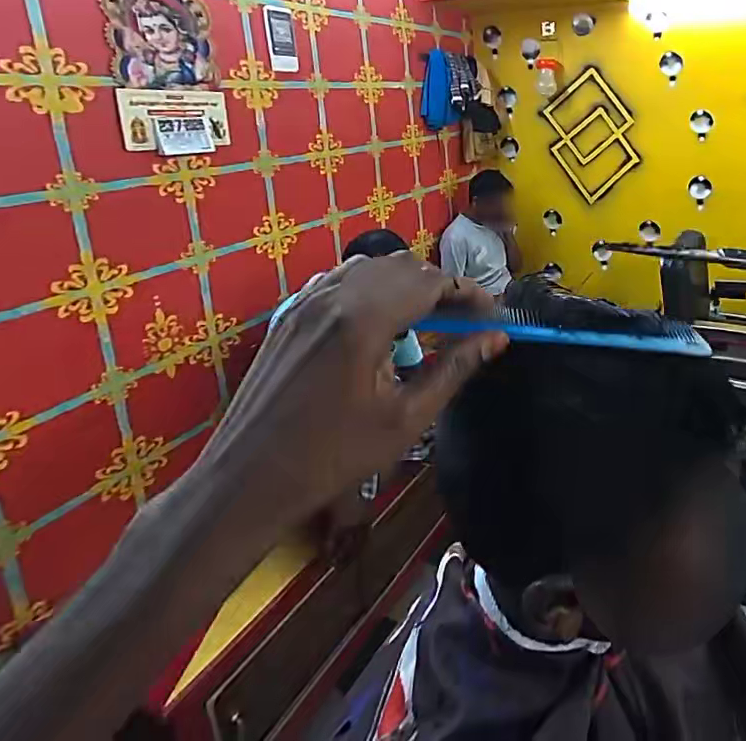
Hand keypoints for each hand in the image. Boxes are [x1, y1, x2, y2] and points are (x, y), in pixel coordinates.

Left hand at [204, 254, 505, 514]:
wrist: (249, 478)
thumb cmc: (333, 457)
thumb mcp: (406, 419)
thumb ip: (454, 369)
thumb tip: (496, 339)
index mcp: (365, 320)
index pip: (431, 282)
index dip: (469, 293)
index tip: (491, 315)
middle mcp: (335, 296)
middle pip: (403, 266)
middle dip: (440, 287)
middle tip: (463, 321)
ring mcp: (307, 299)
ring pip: (371, 267)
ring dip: (406, 284)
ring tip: (425, 320)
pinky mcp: (291, 311)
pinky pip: (341, 279)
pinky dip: (371, 288)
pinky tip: (377, 320)